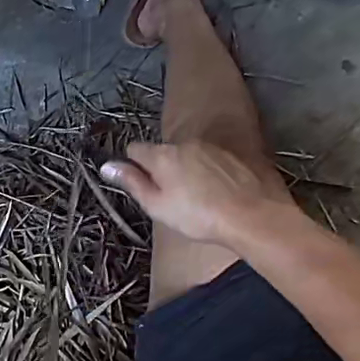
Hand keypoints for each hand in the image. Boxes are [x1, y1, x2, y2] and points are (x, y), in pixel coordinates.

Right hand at [100, 141, 291, 247]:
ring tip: (197, 200)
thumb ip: (132, 183)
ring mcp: (211, 147)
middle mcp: (185, 144)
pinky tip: (217, 194)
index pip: (135, 149)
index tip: (142, 184)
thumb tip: (108, 165)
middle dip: (162, 170)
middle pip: (164, 153)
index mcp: (162, 156)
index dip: (133, 165)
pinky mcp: (232, 155)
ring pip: (188, 156)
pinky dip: (209, 173)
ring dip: (187, 171)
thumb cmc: (199, 216)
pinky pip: (211, 161)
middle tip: (171, 199)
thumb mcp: (157, 206)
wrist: (252, 216)